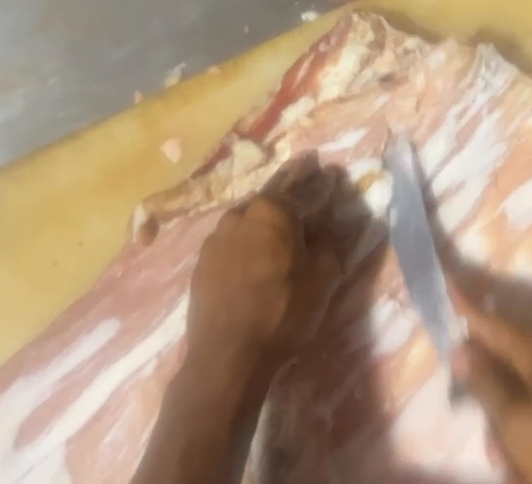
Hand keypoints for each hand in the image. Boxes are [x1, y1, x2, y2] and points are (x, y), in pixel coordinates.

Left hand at [187, 191, 340, 376]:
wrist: (227, 357)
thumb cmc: (283, 311)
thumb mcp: (324, 276)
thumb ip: (328, 241)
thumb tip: (321, 228)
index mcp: (272, 209)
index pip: (303, 188)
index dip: (320, 183)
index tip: (331, 175)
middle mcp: (239, 214)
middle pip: (271, 201)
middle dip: (290, 199)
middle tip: (305, 197)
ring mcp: (215, 239)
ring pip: (248, 223)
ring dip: (264, 226)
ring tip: (279, 238)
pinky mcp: (200, 265)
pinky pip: (231, 246)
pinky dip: (245, 247)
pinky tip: (254, 264)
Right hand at [455, 290, 531, 483]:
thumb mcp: (516, 421)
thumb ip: (486, 383)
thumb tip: (460, 345)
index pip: (491, 321)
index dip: (465, 306)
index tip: (445, 279)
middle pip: (500, 365)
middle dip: (487, 402)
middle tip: (494, 441)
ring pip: (514, 402)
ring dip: (507, 435)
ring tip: (516, 467)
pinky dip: (525, 447)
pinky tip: (528, 471)